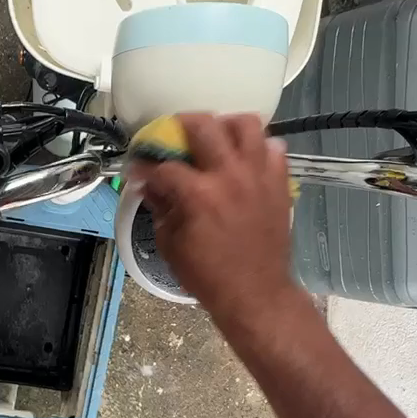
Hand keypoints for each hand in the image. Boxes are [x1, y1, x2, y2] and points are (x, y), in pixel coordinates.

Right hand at [128, 114, 304, 333]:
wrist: (255, 293)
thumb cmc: (207, 274)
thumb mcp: (170, 244)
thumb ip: (161, 209)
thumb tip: (151, 188)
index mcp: (197, 194)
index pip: (163, 166)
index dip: (145, 165)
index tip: (138, 167)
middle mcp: (229, 175)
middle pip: (205, 126)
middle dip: (181, 124)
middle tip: (174, 133)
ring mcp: (258, 175)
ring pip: (246, 124)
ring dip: (225, 125)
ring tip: (216, 136)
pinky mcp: (279, 183)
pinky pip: (273, 148)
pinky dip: (258, 147)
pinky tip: (244, 158)